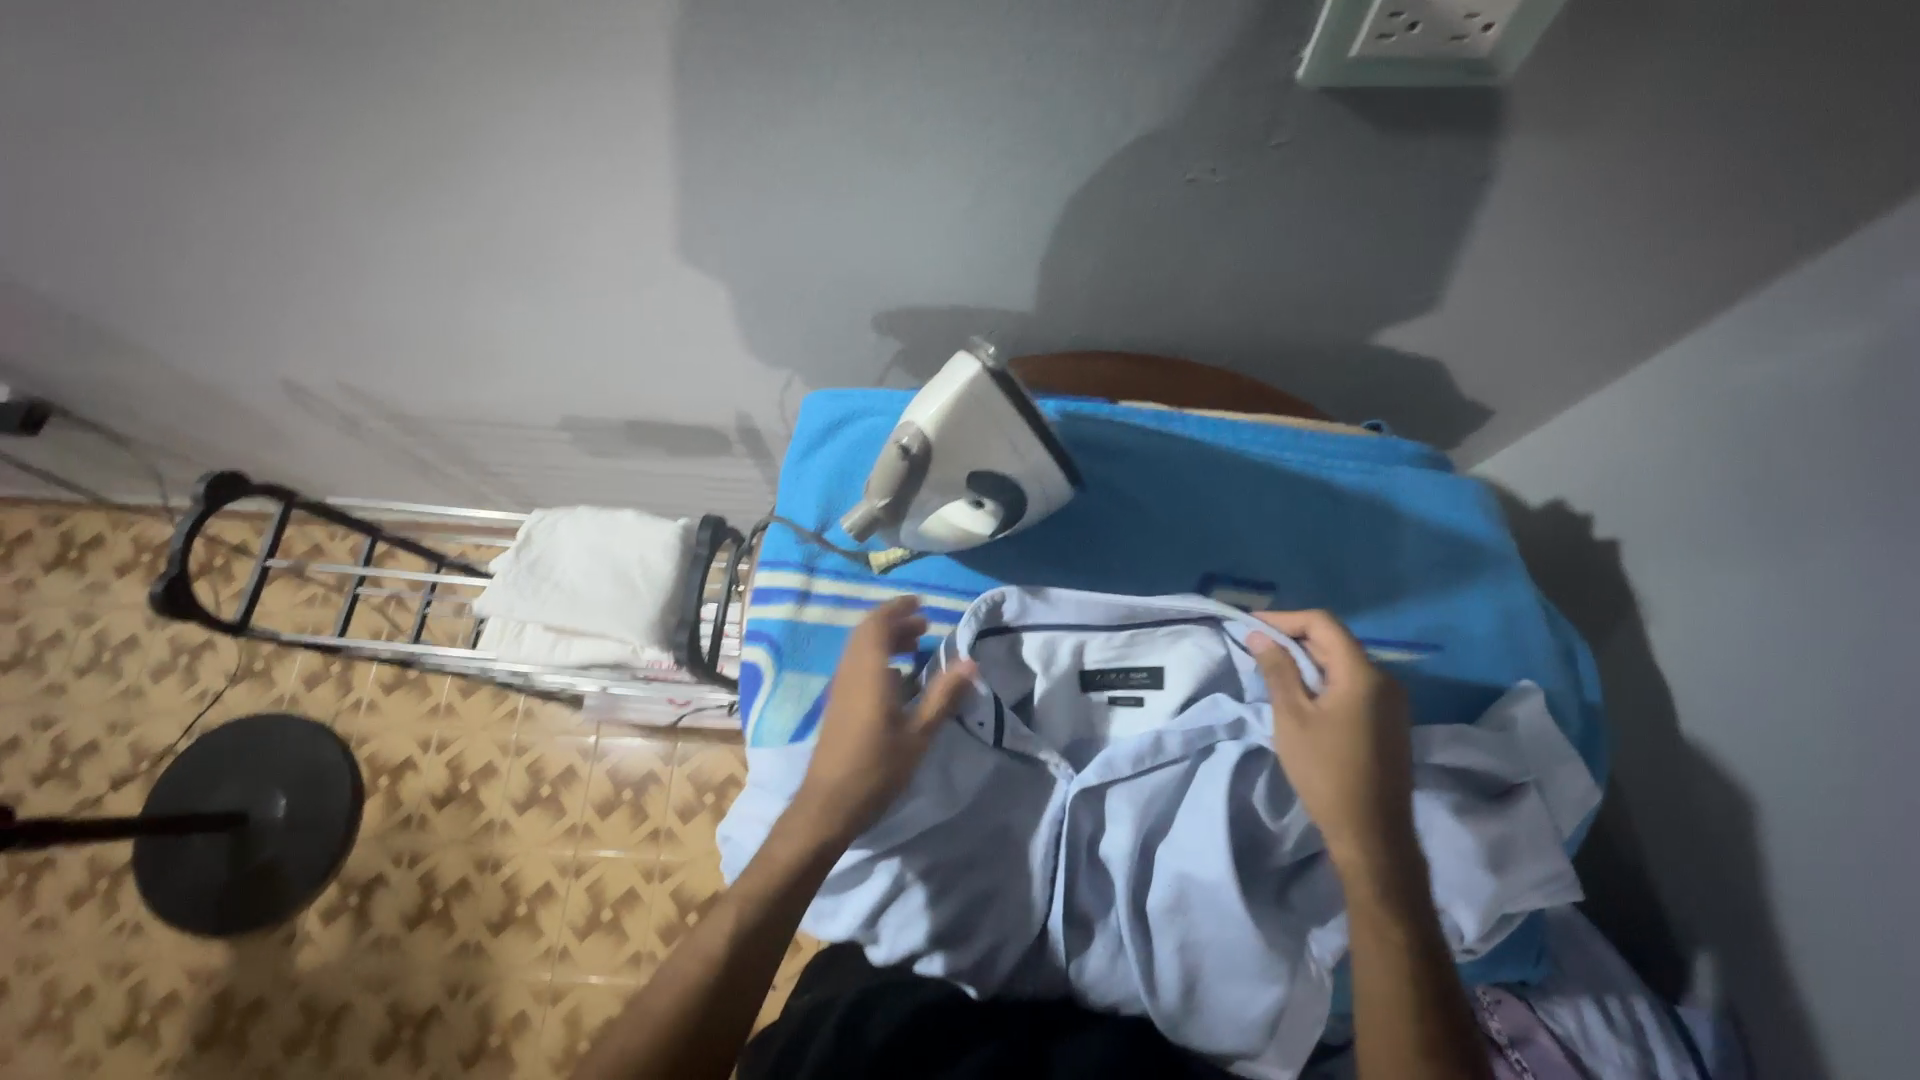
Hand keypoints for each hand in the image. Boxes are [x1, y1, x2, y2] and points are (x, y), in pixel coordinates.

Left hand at [791, 596, 976, 843]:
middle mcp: (849, 673)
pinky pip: (856, 666)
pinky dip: (877, 658)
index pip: (878, 624)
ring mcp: (840, 689)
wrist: (829, 805)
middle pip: (867, 633)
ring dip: (885, 640)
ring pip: (859, 650)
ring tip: (916, 645)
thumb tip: (970, 663)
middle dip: (895, 623)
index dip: (897, 609)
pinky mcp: (838, 705)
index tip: (921, 604)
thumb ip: (943, 695)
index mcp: (868, 672)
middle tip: (924, 624)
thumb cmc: (877, 769)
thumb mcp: (918, 734)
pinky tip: (896, 678)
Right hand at [1247, 610, 1417, 875]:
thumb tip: (1260, 636)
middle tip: (1254, 648)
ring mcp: (1391, 702)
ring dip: (1306, 661)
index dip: (1284, 618)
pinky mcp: (1388, 721)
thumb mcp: (1292, 717)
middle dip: (1293, 639)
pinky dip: (1323, 681)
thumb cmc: (1326, 771)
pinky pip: (1352, 686)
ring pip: (1343, 664)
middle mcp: (1384, 679)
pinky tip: (1299, 697)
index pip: (1322, 623)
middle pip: (1334, 642)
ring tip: (1271, 671)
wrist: (1371, 832)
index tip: (1251, 626)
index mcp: (1363, 673)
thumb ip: (1278, 670)